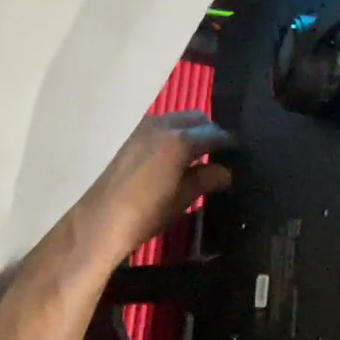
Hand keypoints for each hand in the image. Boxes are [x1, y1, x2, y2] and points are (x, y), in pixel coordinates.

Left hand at [69, 110, 231, 266]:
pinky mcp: (131, 137)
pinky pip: (161, 128)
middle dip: (210, 132)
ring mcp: (143, 128)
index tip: (239, 155)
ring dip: (191, 133)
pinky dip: (174, 136)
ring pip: (177, 120)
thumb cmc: (146, 213)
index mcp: (179, 140)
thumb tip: (226, 171)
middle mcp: (162, 125)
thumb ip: (205, 180)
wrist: (100, 221)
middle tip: (220, 156)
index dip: (229, 143)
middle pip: (196, 119)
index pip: (214, 133)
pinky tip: (176, 159)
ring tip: (199, 158)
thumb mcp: (181, 199)